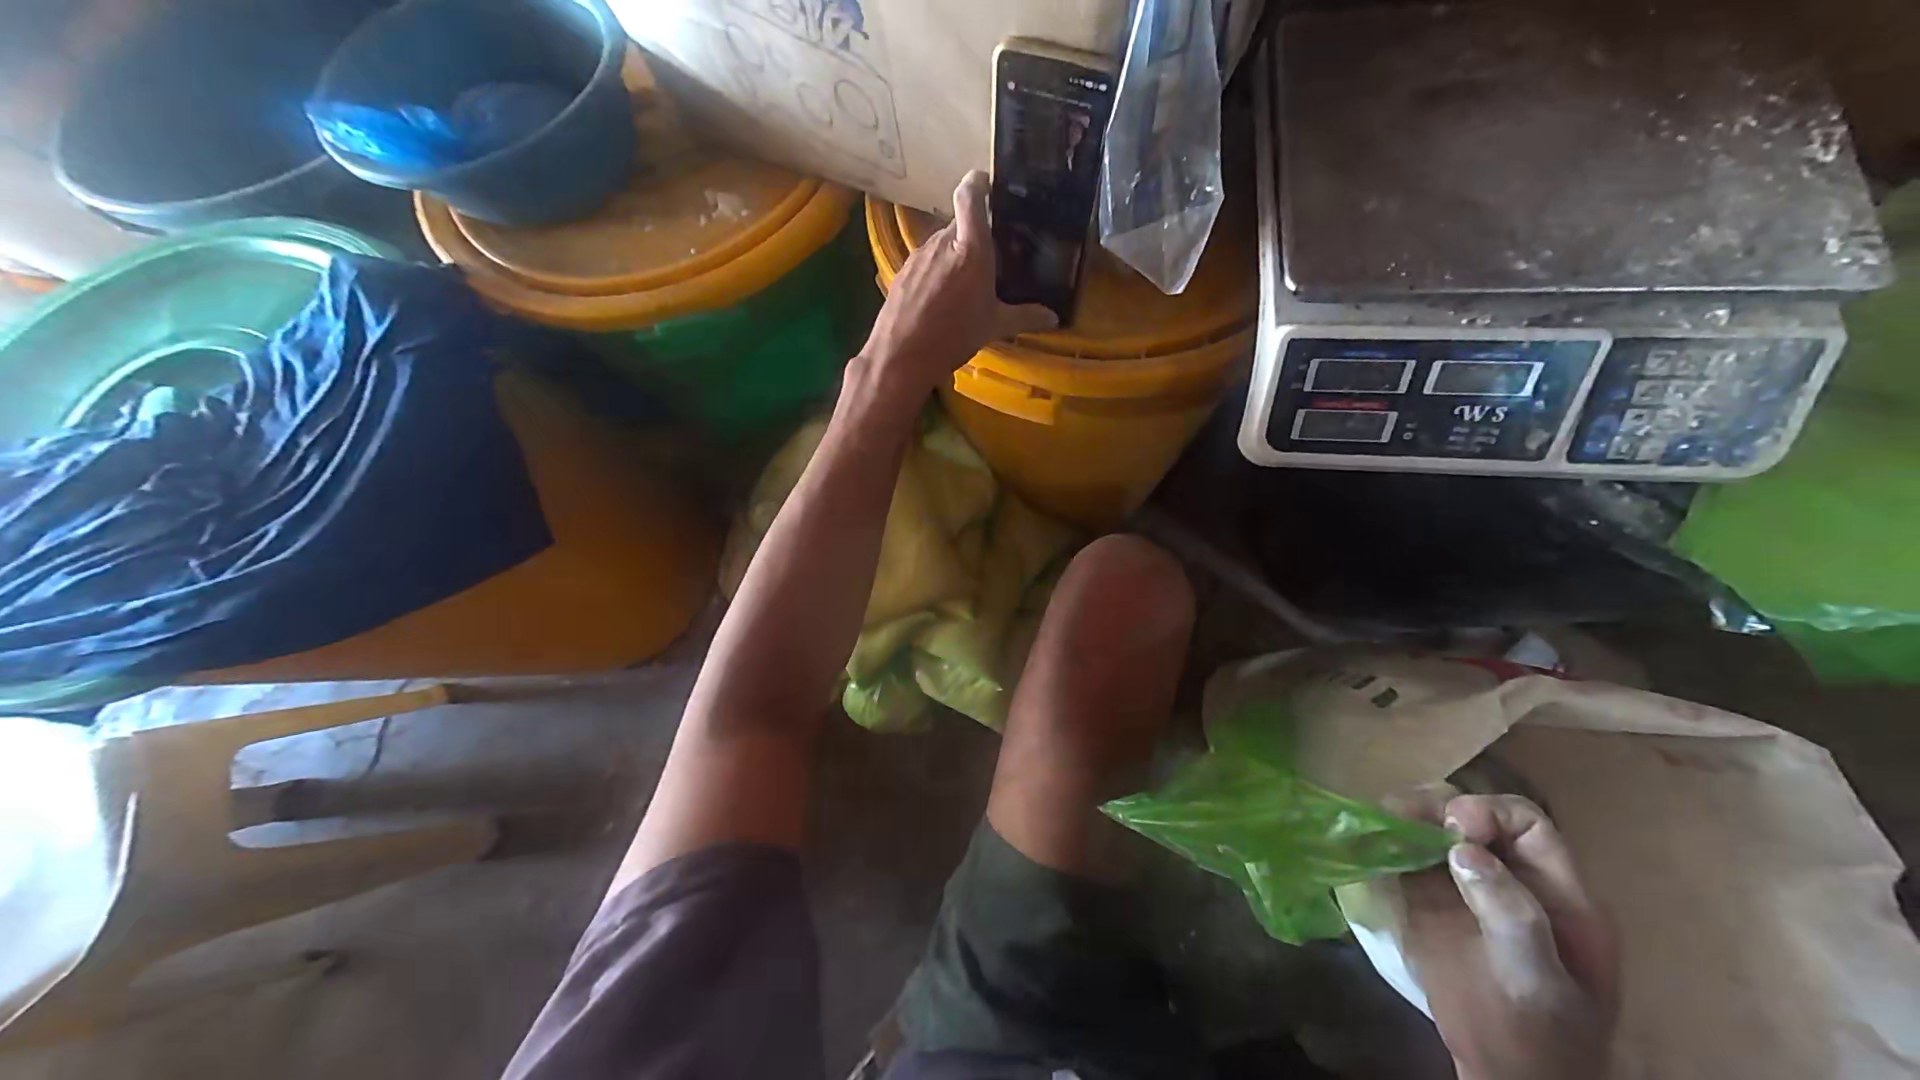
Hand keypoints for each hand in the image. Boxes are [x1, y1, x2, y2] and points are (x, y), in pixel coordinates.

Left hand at [855, 170, 1056, 401]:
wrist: (900, 356)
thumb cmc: (952, 336)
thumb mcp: (993, 327)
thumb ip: (1023, 317)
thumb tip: (1053, 318)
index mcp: (970, 248)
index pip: (971, 195)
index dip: (979, 183)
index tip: (989, 185)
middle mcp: (943, 243)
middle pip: (960, 224)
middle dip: (974, 236)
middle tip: (990, 257)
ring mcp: (919, 255)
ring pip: (942, 245)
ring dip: (955, 257)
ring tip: (965, 284)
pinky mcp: (903, 271)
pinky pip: (926, 262)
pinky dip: (936, 272)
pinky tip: (941, 298)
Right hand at [1399, 794, 1620, 1079]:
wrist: (1506, 1076)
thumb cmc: (1537, 1035)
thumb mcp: (1536, 979)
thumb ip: (1511, 914)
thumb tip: (1464, 850)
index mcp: (1557, 892)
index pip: (1525, 822)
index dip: (1489, 812)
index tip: (1456, 828)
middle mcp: (1510, 877)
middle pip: (1473, 815)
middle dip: (1437, 807)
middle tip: (1405, 818)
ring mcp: (1464, 886)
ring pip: (1433, 828)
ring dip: (1404, 816)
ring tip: (1379, 823)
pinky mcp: (1426, 899)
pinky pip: (1405, 855)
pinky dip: (1383, 841)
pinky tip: (1367, 842)